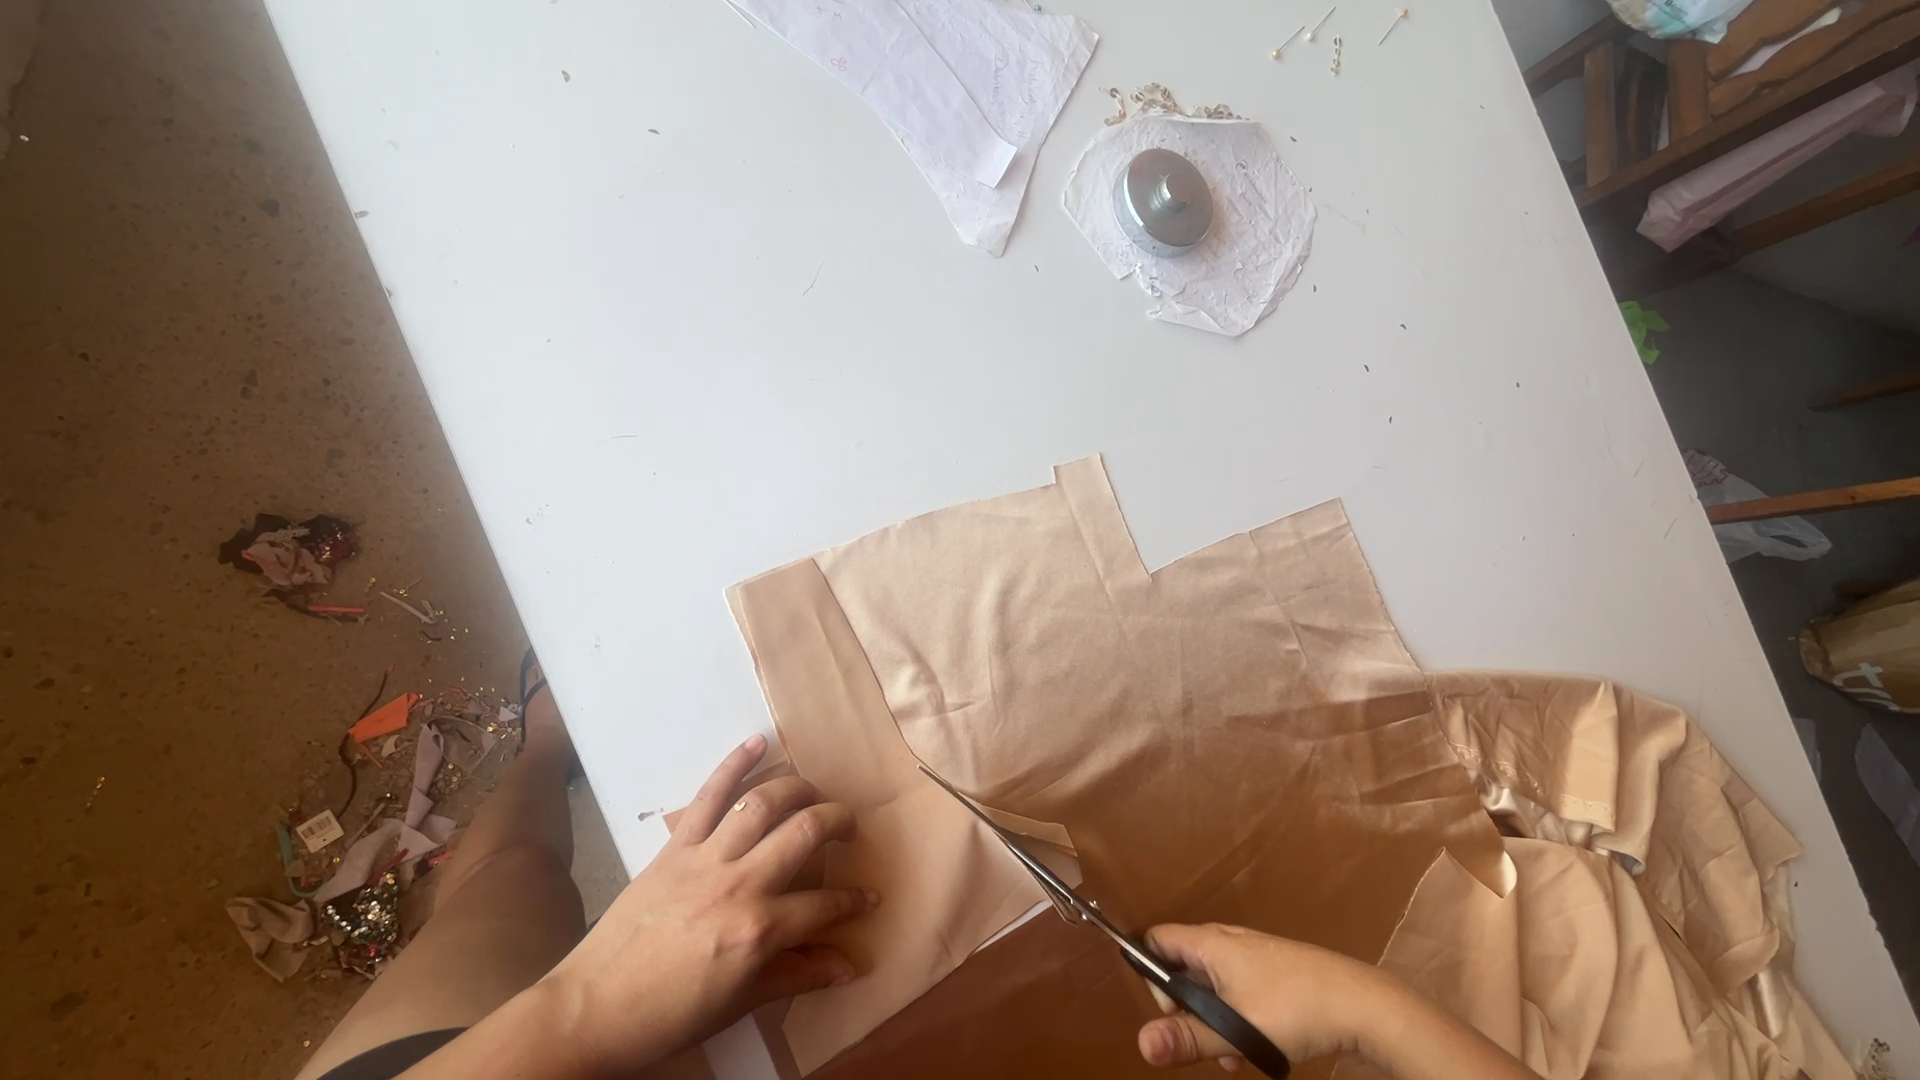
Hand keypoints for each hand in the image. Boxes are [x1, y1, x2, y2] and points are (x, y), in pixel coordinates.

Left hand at [540, 735, 876, 1072]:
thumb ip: (798, 974)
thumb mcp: (741, 1002)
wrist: (592, 1009)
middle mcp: (740, 884)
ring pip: (764, 803)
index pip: (826, 905)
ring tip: (815, 792)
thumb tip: (850, 966)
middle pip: (805, 832)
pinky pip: (709, 795)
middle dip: (839, 822)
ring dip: (798, 788)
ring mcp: (706, 858)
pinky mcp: (675, 846)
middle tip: (849, 827)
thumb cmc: (671, 1015)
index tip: (868, 896)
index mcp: (760, 931)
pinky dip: (734, 764)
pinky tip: (758, 743)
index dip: (854, 900)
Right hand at [1135, 924, 1386, 1070]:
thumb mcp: (1235, 1030)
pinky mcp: (1272, 968)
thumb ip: (1186, 1037)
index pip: (1155, 940)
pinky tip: (1257, 1045)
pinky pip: (1236, 987)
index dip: (1151, 974)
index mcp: (1209, 942)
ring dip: (1213, 1019)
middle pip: (1182, 966)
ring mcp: (1251, 952)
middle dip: (1186, 1008)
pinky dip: (1236, 1015)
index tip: (1171, 1011)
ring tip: (1233, 1055)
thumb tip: (1141, 1043)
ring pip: (1211, 983)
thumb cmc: (1293, 1009)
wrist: (1361, 1003)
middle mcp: (1225, 939)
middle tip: (1205, 1041)